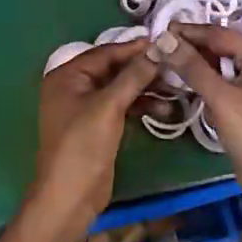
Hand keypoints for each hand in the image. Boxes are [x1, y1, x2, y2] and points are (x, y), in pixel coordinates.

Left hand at [28, 39, 161, 227]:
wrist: (70, 197)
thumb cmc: (83, 145)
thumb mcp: (109, 106)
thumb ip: (133, 75)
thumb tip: (157, 48)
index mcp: (67, 76)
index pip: (105, 53)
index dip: (134, 48)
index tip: (165, 44)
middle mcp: (73, 87)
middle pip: (113, 70)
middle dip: (143, 70)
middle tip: (174, 68)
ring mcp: (85, 108)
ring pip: (120, 89)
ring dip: (145, 89)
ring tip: (175, 90)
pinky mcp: (98, 126)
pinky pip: (121, 107)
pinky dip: (140, 106)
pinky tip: (164, 110)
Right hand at [157, 25, 241, 207]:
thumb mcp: (222, 99)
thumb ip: (192, 67)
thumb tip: (163, 39)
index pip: (217, 33)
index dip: (186, 32)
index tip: (153, 33)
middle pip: (217, 46)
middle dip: (188, 47)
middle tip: (154, 49)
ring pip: (217, 65)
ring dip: (192, 64)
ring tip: (161, 62)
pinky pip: (220, 82)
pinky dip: (201, 81)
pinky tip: (180, 83)